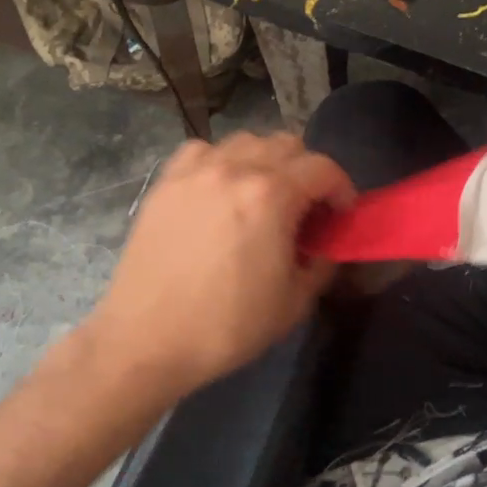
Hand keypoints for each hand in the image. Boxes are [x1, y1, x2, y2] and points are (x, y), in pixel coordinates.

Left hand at [79, 133, 351, 403]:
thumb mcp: (295, 301)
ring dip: (267, 160)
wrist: (144, 345)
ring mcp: (196, 173)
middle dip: (307, 171)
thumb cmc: (226, 326)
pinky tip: (221, 189)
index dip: (342, 189)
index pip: (324, 168)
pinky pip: (204, 150)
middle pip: (288, 144)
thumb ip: (323, 262)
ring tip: (264, 193)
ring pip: (247, 141)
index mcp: (273, 195)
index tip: (341, 214)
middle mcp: (235, 170)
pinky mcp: (166, 184)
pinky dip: (222, 161)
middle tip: (306, 206)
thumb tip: (327, 245)